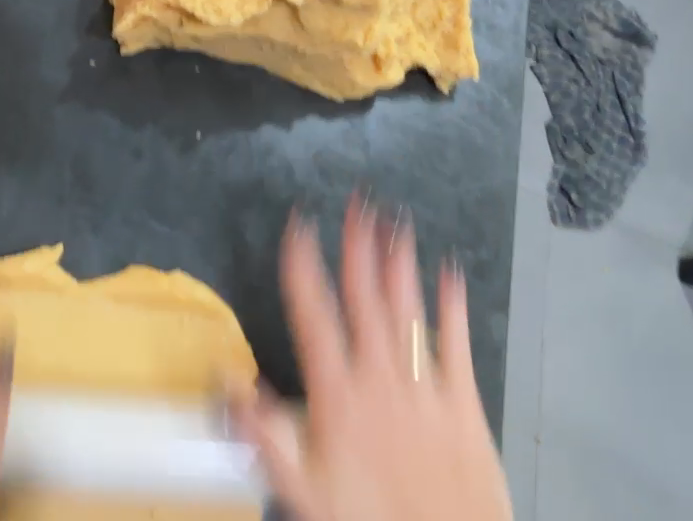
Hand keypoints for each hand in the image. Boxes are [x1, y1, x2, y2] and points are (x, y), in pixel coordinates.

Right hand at [229, 201, 511, 520]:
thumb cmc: (366, 518)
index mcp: (338, 393)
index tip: (299, 228)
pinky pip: (456, 345)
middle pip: (365, 300)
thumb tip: (227, 380)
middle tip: (355, 204)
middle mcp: (380, 378)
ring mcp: (425, 386)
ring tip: (393, 222)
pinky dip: (453, 307)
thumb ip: (262, 433)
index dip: (303, 268)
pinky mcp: (465, 403)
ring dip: (398, 264)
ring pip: (408, 312)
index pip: (314, 315)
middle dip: (357, 248)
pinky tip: (450, 273)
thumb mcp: (299, 488)